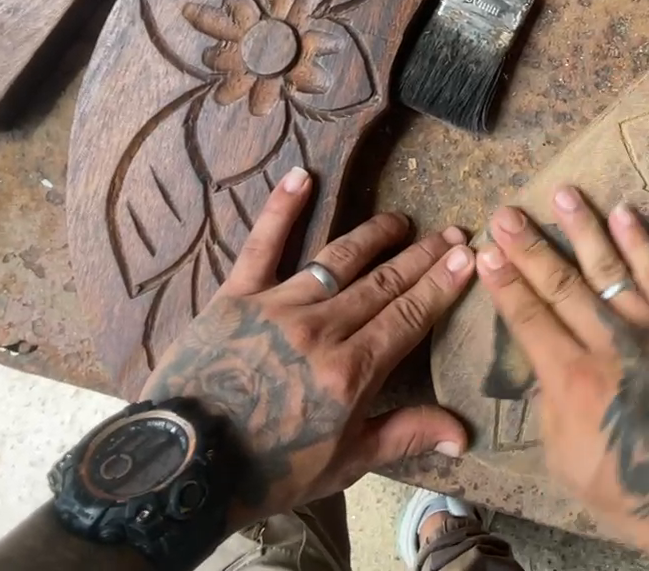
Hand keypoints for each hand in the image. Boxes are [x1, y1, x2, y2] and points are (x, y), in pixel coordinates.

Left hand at [141, 167, 476, 525]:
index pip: (410, 314)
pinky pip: (263, 245)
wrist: (181, 471)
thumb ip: (405, 436)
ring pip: (339, 258)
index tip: (467, 255)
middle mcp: (322, 329)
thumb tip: (464, 434)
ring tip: (400, 220)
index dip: (441, 283)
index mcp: (351, 371)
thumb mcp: (344, 463)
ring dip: (375, 235)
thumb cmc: (268, 470)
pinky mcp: (237, 296)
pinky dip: (282, 209)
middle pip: (384, 281)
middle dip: (423, 255)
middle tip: (452, 232)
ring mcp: (279, 306)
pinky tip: (303, 176)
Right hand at [474, 187, 648, 565]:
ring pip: (609, 266)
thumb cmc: (627, 484)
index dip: (506, 284)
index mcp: (574, 381)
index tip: (487, 252)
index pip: (530, 319)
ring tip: (563, 193)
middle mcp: (610, 344)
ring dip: (583, 228)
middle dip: (530, 247)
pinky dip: (641, 242)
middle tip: (506, 214)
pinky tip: (624, 211)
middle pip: (562, 284)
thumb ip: (548, 398)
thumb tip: (541, 351)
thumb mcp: (563, 456)